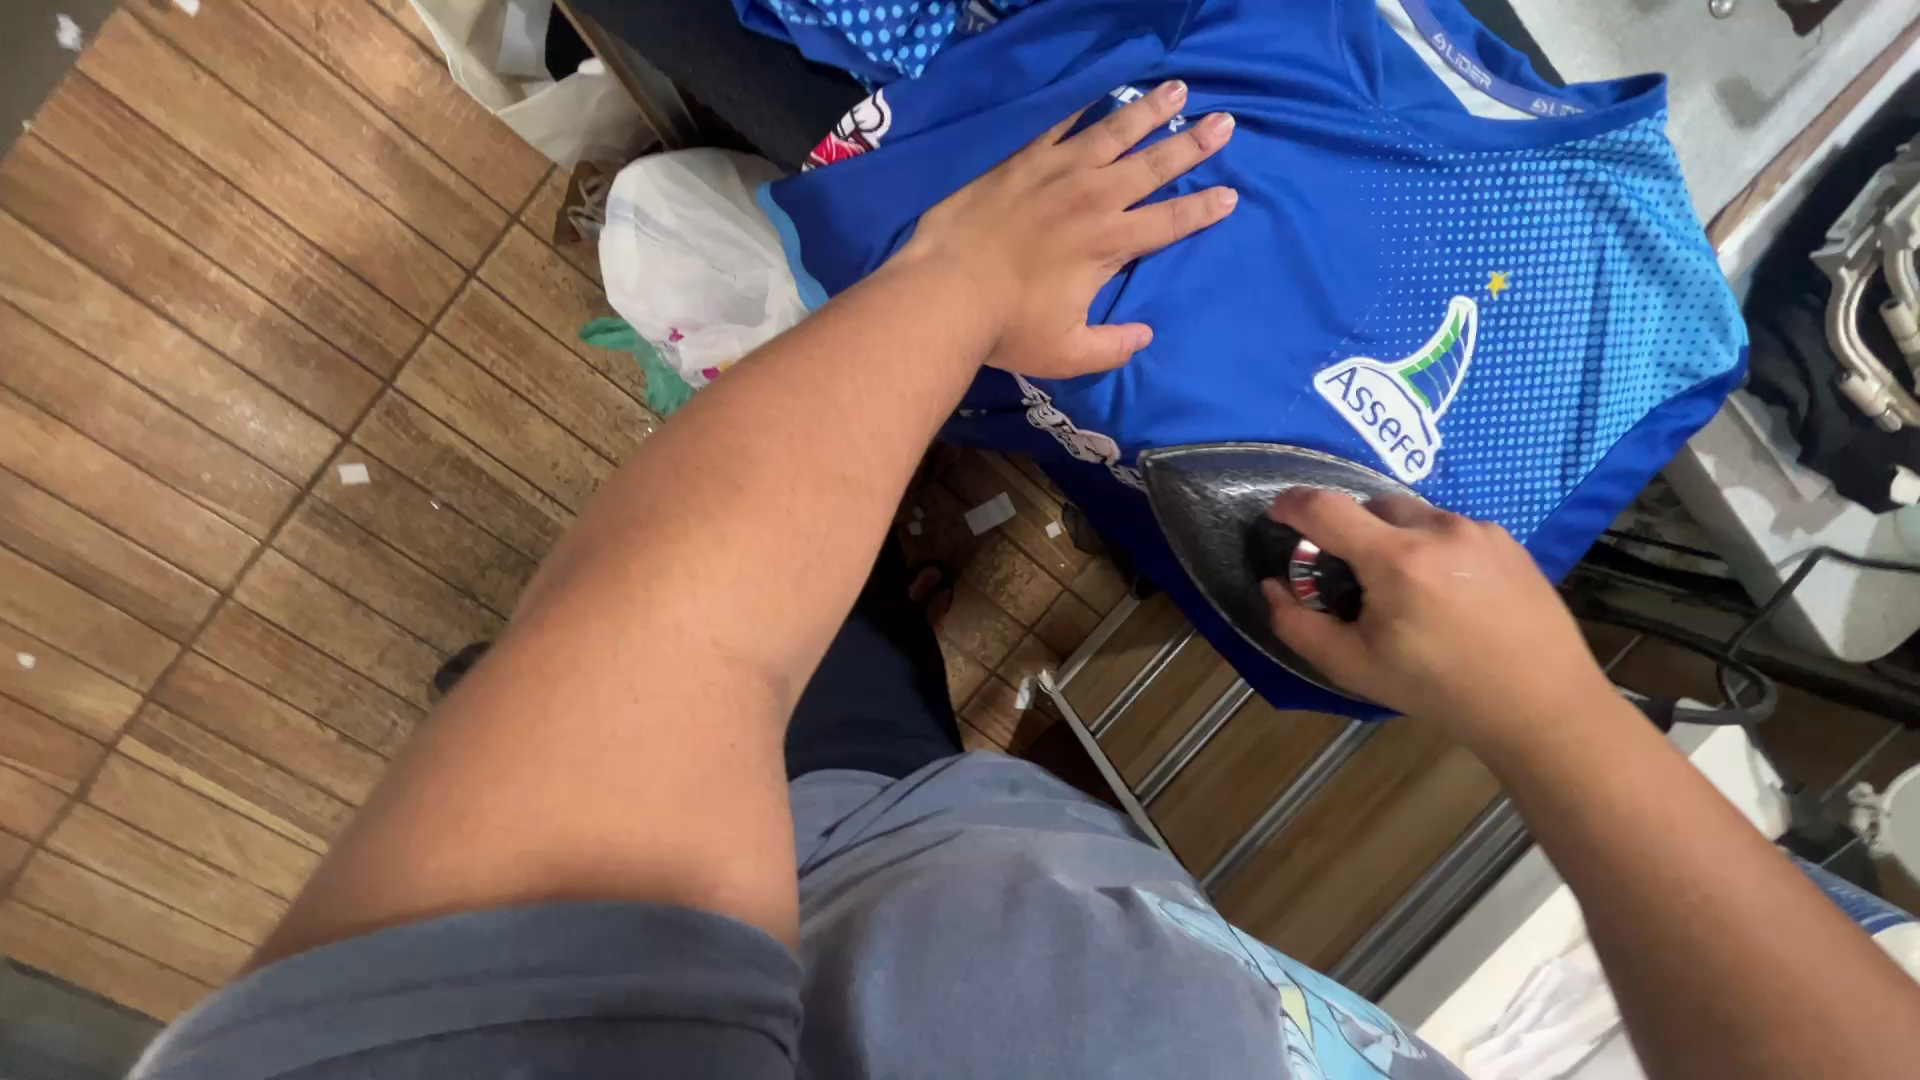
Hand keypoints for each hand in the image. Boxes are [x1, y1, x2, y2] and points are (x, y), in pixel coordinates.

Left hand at [895, 80, 1237, 377]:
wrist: (947, 293)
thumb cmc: (1008, 329)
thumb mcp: (1068, 354)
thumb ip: (1112, 347)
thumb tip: (1146, 336)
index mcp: (1109, 245)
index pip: (1170, 222)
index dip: (1203, 208)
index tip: (1230, 194)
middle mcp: (1093, 199)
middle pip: (1153, 166)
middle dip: (1192, 144)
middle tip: (1224, 121)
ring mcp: (1056, 173)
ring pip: (1114, 133)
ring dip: (1149, 111)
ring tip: (1177, 90)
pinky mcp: (1021, 161)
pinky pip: (1060, 125)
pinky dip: (1084, 109)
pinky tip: (1101, 93)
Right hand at [1261, 490, 1616, 750]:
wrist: (1540, 705)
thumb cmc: (1436, 688)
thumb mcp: (1350, 666)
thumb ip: (1295, 623)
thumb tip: (1273, 586)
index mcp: (1396, 560)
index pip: (1325, 508)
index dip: (1291, 505)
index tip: (1277, 515)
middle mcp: (1438, 531)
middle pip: (1369, 504)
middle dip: (1347, 529)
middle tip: (1349, 573)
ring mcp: (1479, 531)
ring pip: (1411, 514)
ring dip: (1390, 536)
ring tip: (1400, 585)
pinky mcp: (1507, 540)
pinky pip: (1448, 527)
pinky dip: (1429, 545)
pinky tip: (1442, 589)